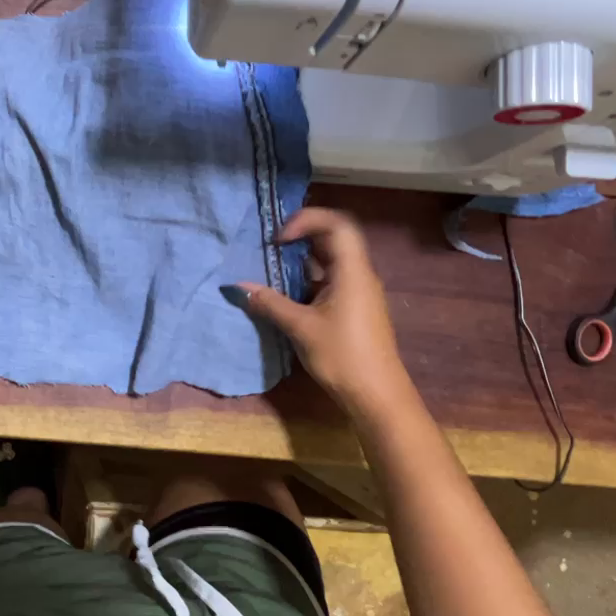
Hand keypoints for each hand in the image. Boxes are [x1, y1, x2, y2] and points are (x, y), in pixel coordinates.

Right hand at [232, 208, 406, 409]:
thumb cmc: (342, 356)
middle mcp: (360, 274)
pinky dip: (310, 278)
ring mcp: (359, 291)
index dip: (307, 220)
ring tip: (274, 268)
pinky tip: (289, 293)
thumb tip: (238, 287)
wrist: (376, 395)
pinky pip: (332, 279)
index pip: (336, 224)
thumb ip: (270, 303)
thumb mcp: (300, 328)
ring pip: (332, 260)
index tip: (279, 239)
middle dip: (302, 236)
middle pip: (334, 238)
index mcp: (353, 271)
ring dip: (304, 259)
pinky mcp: (355, 307)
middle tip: (272, 247)